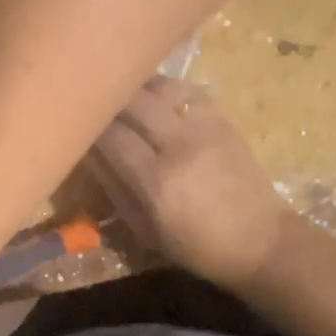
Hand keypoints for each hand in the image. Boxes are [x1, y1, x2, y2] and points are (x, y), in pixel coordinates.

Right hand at [90, 78, 296, 290]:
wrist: (260, 240)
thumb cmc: (197, 247)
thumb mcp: (146, 232)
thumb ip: (116, 190)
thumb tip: (90, 155)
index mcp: (156, 182)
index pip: (111, 137)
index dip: (89, 127)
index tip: (75, 125)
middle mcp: (179, 147)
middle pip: (132, 103)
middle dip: (107, 101)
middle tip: (94, 105)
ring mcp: (204, 129)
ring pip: (159, 88)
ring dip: (135, 89)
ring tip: (121, 96)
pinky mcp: (222, 120)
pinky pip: (187, 91)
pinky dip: (165, 89)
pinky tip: (155, 98)